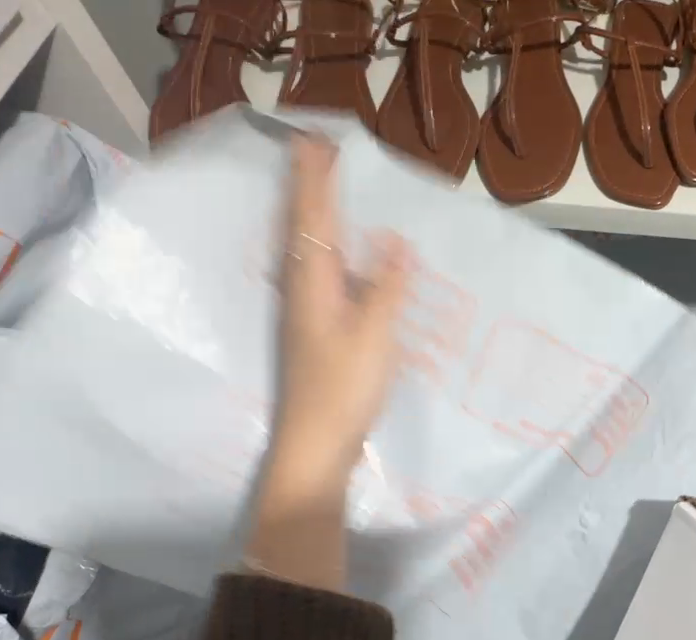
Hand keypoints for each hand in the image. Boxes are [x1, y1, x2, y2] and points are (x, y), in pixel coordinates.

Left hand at [272, 134, 407, 479]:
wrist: (315, 443)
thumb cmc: (344, 388)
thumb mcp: (375, 335)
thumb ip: (386, 286)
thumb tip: (395, 240)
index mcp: (313, 282)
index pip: (311, 216)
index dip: (314, 178)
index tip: (315, 140)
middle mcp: (301, 290)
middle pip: (299, 228)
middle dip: (308, 190)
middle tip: (317, 156)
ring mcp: (304, 313)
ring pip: (305, 252)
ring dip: (314, 219)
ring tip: (328, 194)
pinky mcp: (314, 333)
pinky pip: (318, 276)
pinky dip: (329, 254)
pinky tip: (345, 261)